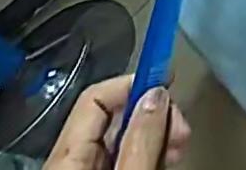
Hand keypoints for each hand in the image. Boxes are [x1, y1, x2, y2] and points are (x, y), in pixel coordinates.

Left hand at [43, 76, 191, 169]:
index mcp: (64, 160)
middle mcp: (66, 163)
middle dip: (154, 114)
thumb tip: (156, 93)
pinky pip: (118, 158)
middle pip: (114, 116)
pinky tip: (161, 162)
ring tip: (175, 151)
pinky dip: (145, 154)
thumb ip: (141, 142)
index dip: (134, 83)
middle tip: (180, 133)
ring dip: (155, 135)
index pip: (95, 96)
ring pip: (121, 137)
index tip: (169, 84)